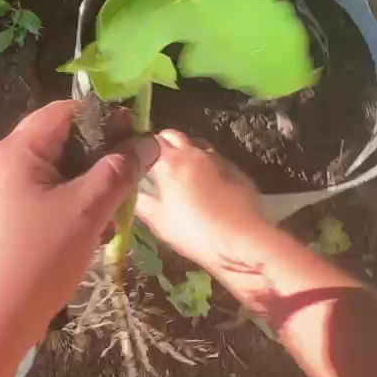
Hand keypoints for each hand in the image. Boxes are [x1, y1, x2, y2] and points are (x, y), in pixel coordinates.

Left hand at [0, 101, 157, 350]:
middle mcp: (8, 161)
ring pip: (60, 167)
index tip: (138, 133)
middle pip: (63, 137)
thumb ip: (119, 171)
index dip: (104, 116)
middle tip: (134, 166)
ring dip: (92, 177)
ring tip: (120, 199)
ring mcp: (7, 189)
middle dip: (101, 149)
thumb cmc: (39, 257)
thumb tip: (150, 142)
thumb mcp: (87, 210)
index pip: (66, 110)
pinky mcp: (13, 214)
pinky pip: (51, 191)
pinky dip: (77, 199)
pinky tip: (99, 224)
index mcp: (19, 149)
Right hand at [136, 130, 277, 271]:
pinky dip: (206, 165)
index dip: (140, 148)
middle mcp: (193, 152)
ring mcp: (217, 158)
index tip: (135, 161)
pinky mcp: (236, 169)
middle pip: (173, 135)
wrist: (244, 241)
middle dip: (162, 144)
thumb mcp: (158, 222)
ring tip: (182, 173)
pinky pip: (215, 159)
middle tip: (156, 164)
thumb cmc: (195, 232)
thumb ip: (141, 202)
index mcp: (169, 161)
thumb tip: (132, 192)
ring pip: (196, 144)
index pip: (149, 140)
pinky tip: (207, 186)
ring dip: (186, 152)